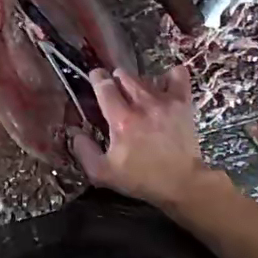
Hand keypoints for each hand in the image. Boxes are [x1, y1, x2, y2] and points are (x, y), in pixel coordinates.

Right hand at [70, 65, 212, 208]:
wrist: (181, 182)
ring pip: (145, 77)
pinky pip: (176, 75)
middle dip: (116, 80)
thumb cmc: (141, 179)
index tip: (96, 79)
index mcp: (122, 120)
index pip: (104, 86)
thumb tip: (75, 132)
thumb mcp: (103, 173)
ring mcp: (165, 101)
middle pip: (124, 76)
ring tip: (138, 97)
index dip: (97, 78)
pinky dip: (169, 77)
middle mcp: (143, 104)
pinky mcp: (183, 102)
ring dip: (137, 83)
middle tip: (117, 94)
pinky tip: (163, 88)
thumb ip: (84, 151)